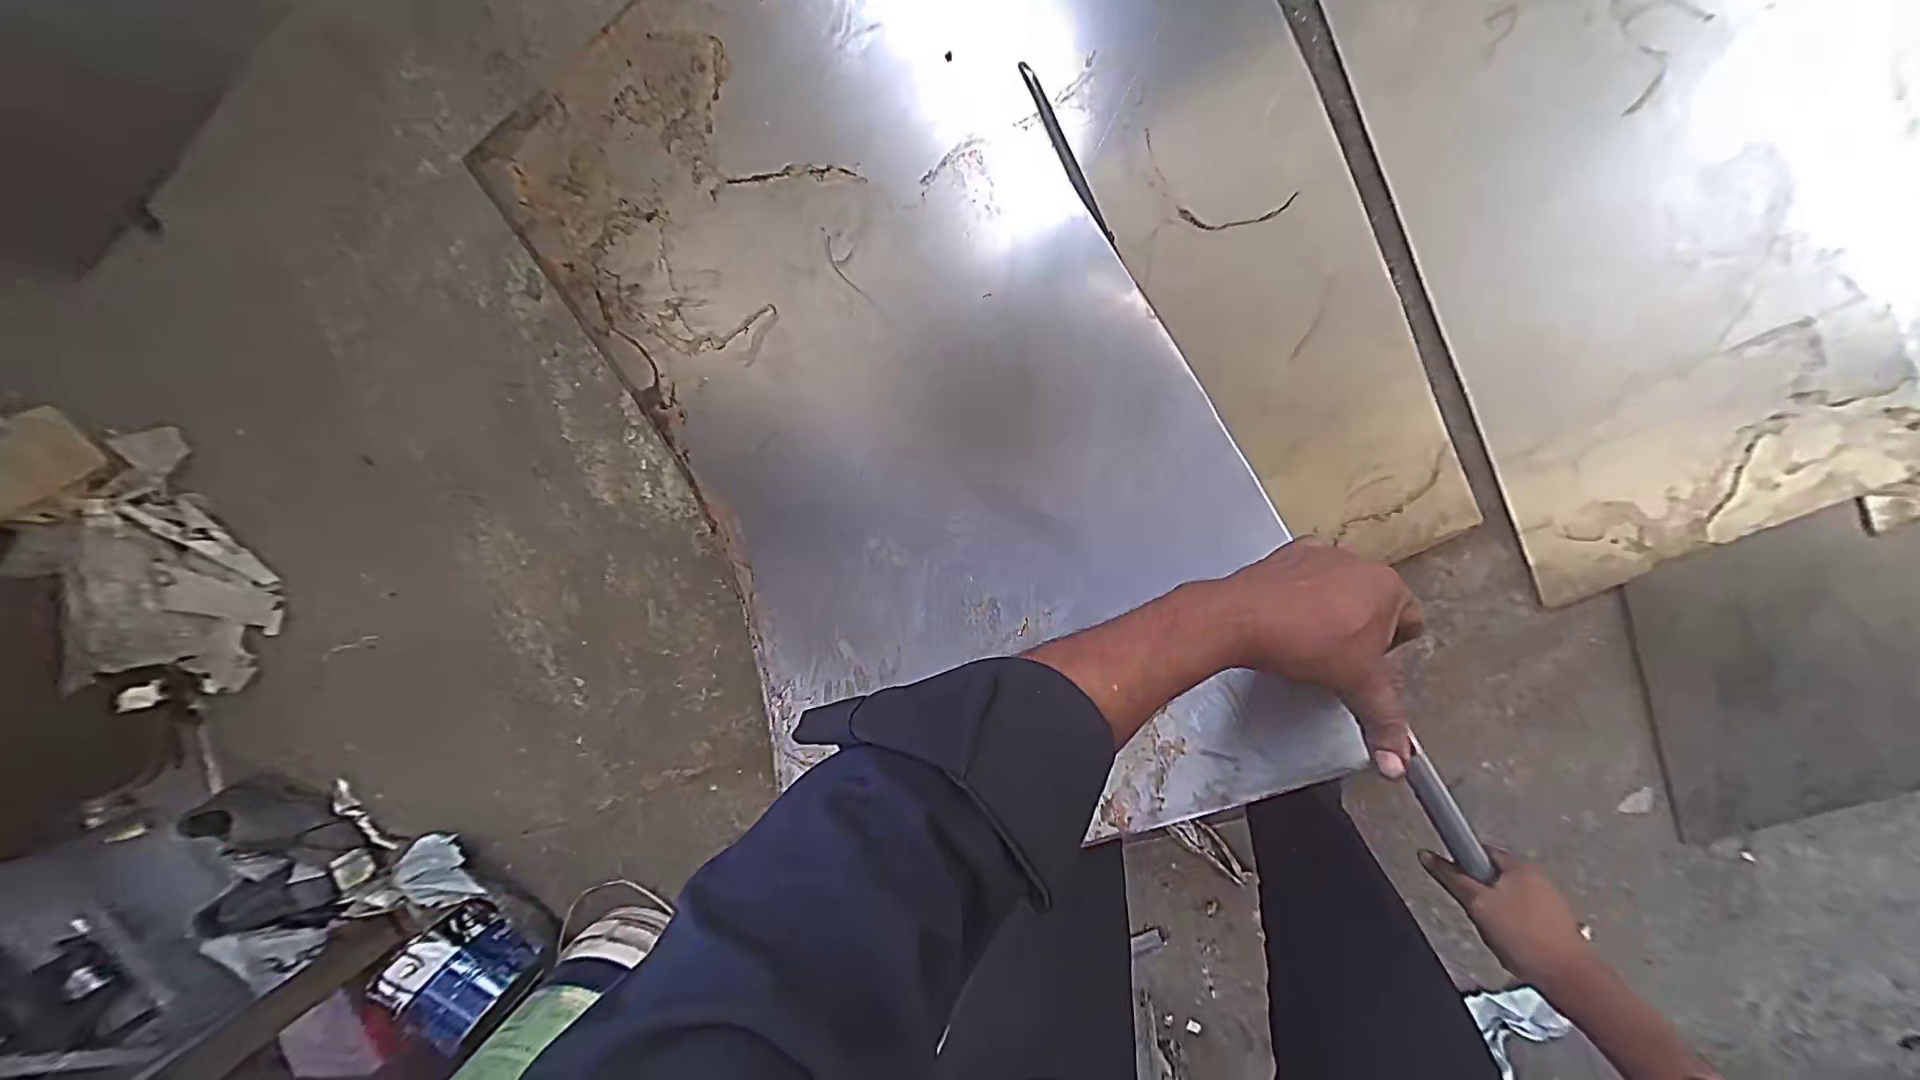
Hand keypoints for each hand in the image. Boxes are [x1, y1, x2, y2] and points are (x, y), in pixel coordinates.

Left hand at [1215, 538, 1423, 777]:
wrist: (1239, 618)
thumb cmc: (1301, 640)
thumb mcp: (1356, 685)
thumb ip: (1384, 721)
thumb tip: (1397, 760)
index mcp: (1387, 585)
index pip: (1409, 623)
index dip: (1388, 650)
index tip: (1365, 664)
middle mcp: (1353, 562)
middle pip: (1371, 604)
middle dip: (1359, 630)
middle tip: (1335, 656)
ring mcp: (1314, 554)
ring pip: (1334, 589)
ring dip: (1326, 612)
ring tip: (1304, 640)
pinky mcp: (1279, 557)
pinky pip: (1297, 581)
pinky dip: (1293, 597)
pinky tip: (1281, 621)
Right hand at [1421, 847, 1596, 986]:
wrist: (1570, 980)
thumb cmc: (1526, 938)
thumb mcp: (1476, 902)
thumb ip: (1450, 876)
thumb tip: (1428, 856)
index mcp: (1520, 866)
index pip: (1478, 850)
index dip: (1461, 862)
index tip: (1455, 876)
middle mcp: (1539, 879)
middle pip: (1492, 875)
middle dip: (1479, 891)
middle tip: (1475, 908)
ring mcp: (1551, 903)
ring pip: (1506, 897)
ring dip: (1495, 910)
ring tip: (1495, 930)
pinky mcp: (1556, 924)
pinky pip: (1522, 916)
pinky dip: (1513, 925)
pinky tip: (1511, 940)